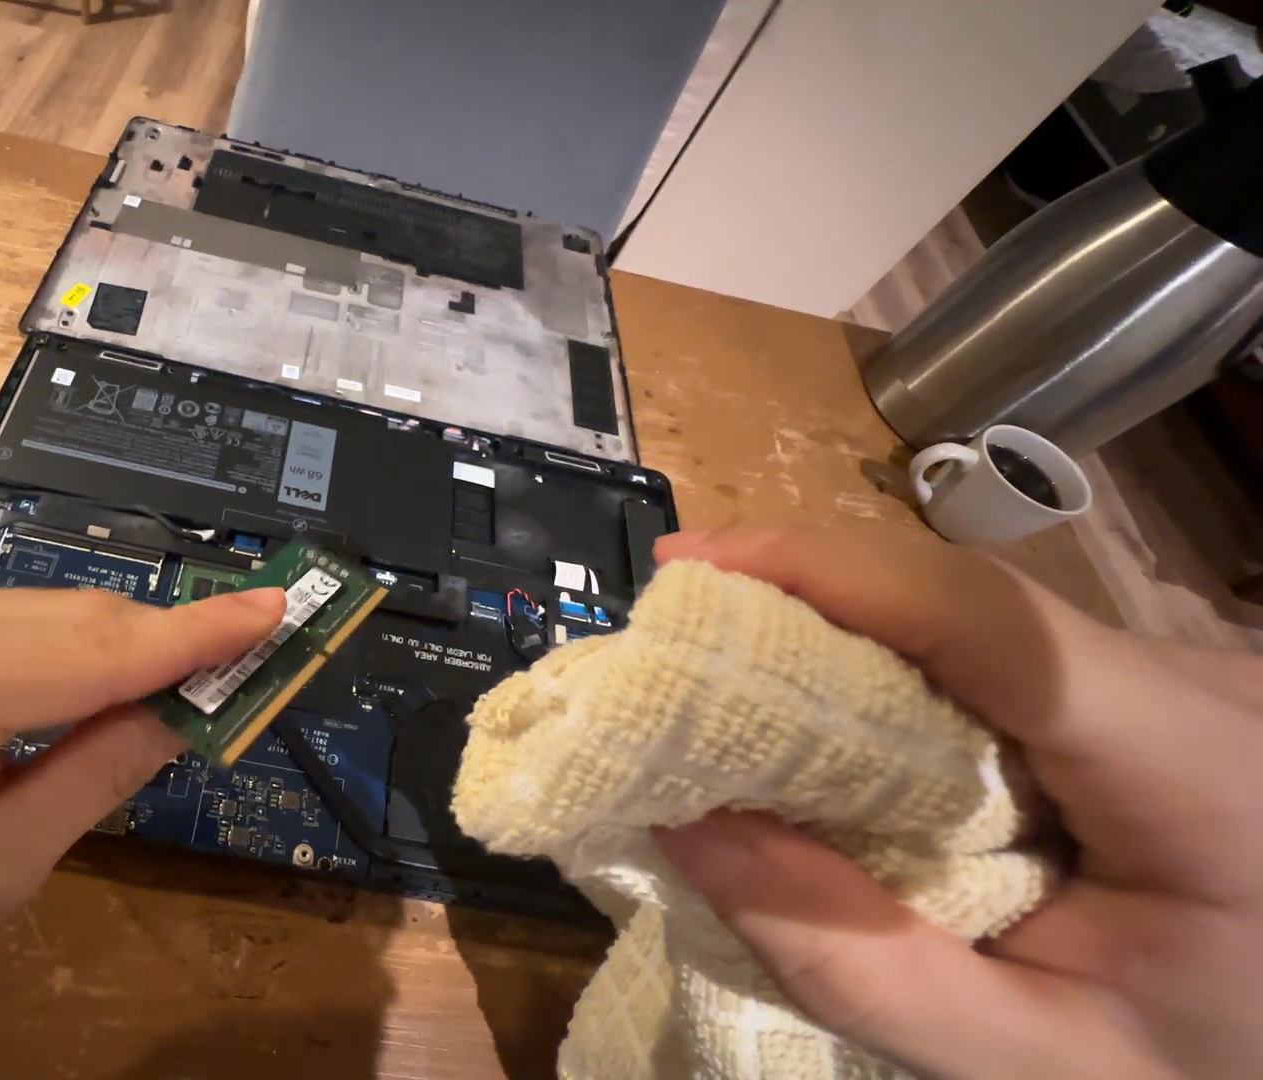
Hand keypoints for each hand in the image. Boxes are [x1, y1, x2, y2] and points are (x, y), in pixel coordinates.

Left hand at [0, 582, 284, 1074]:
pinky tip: (94, 682)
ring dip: (119, 647)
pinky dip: (69, 646)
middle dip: (166, 643)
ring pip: (46, 610)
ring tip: (176, 684)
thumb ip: (105, 767)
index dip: (192, 632)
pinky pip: (10, 616)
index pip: (83, 651)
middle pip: (70, 619)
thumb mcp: (0, 868)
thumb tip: (195, 702)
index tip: (272, 609)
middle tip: (248, 657)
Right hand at [649, 525, 1262, 1078]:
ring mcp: (1170, 672)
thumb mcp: (1034, 1066)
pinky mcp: (1134, 680)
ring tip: (724, 653)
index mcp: (1207, 771)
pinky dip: (873, 648)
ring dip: (827, 618)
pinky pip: (975, 635)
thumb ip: (852, 963)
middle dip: (796, 589)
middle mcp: (1195, 684)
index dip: (820, 568)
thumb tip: (677, 824)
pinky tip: (821, 688)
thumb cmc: (1205, 1077)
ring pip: (958, 606)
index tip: (682, 565)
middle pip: (951, 594)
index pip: (983, 615)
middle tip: (678, 619)